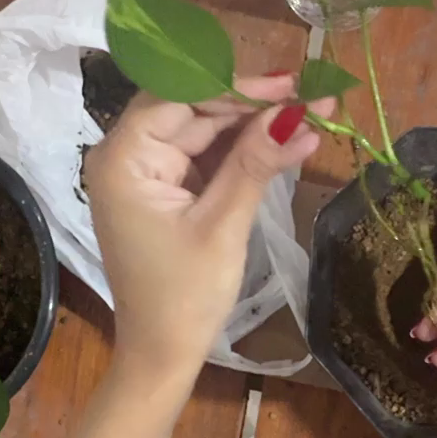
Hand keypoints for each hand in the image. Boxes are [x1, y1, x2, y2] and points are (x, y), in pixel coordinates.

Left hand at [83, 74, 328, 379]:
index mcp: (124, 159)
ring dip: (251, 127)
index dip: (238, 85)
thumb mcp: (224, 226)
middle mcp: (125, 156)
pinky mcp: (163, 194)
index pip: (180, 96)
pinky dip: (238, 153)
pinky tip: (279, 142)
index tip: (292, 83)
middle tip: (312, 97)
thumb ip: (256, 164)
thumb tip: (302, 116)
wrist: (163, 354)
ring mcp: (144, 175)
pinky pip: (202, 159)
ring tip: (308, 115)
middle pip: (192, 109)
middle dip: (252, 104)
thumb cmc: (186, 297)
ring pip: (202, 132)